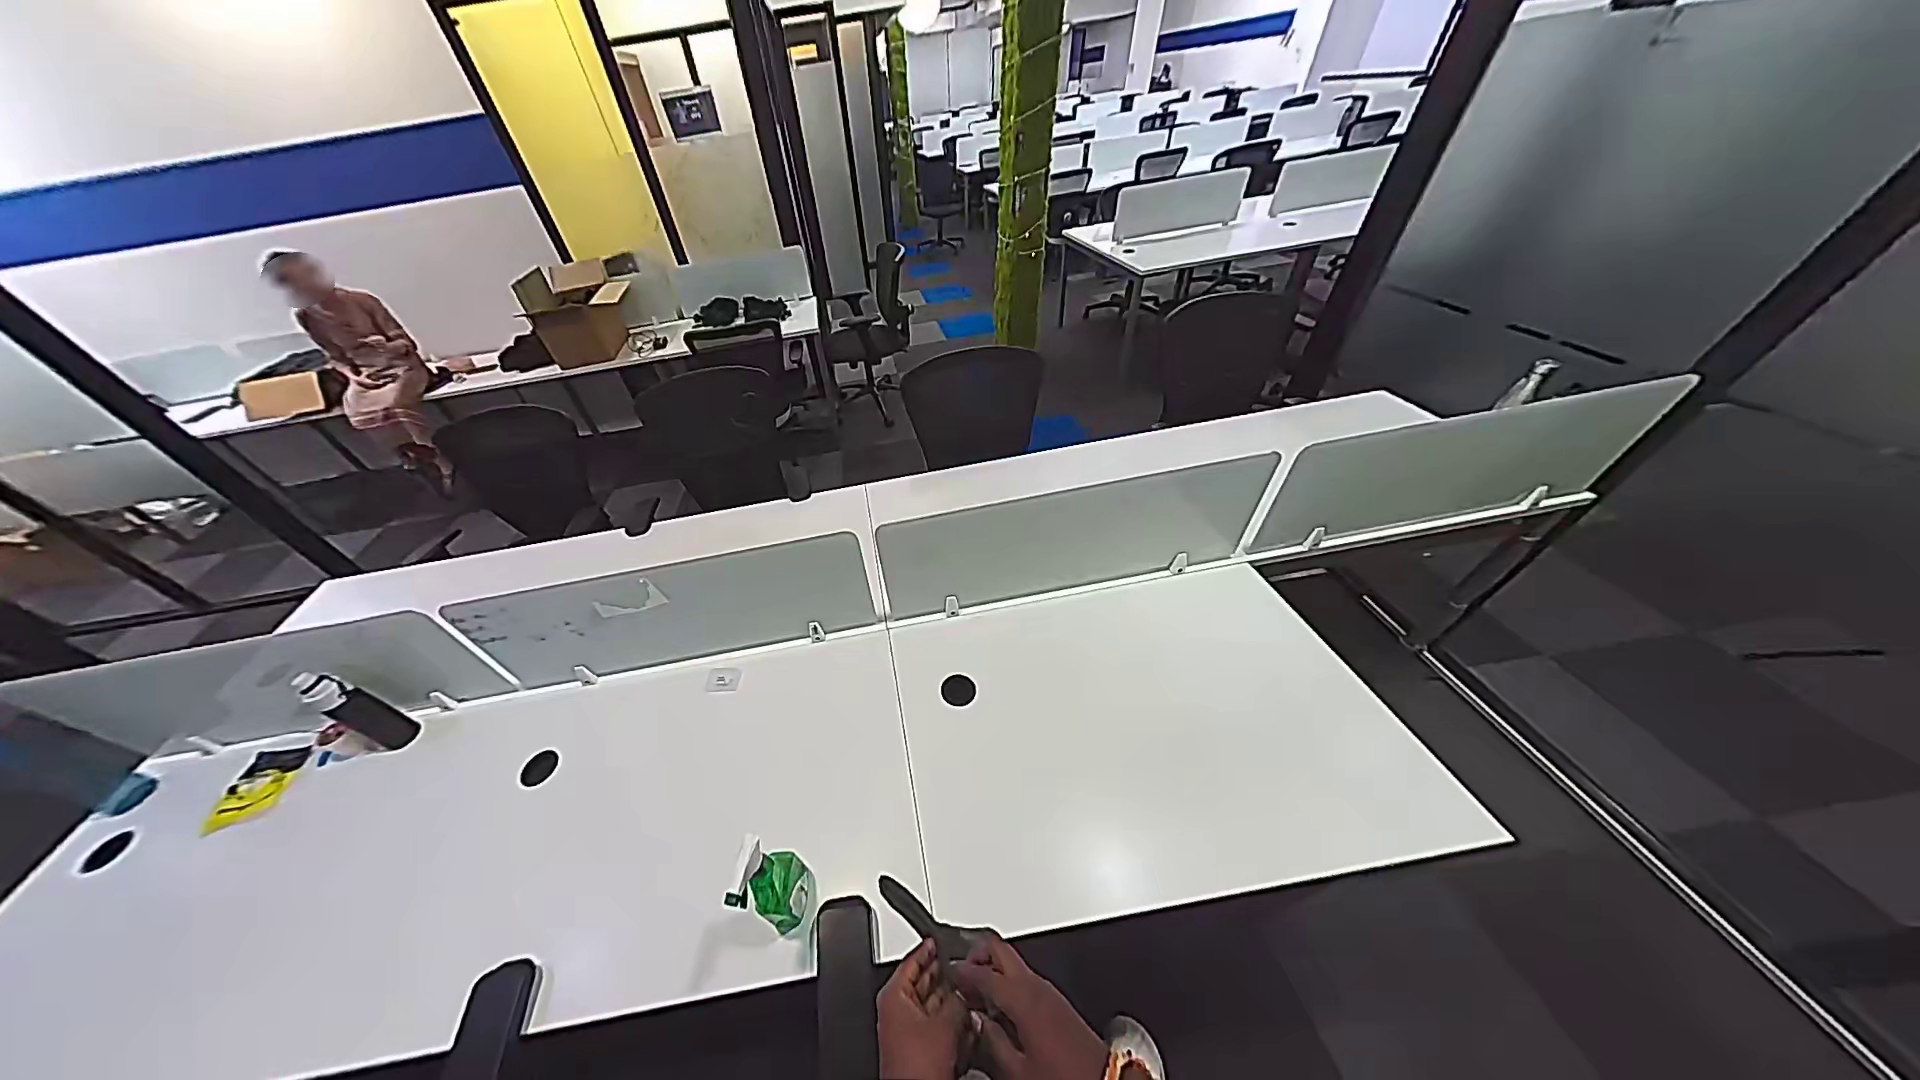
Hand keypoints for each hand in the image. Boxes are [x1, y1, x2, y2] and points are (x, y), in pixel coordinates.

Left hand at [879, 938, 969, 1079]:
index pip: (912, 960)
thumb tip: (965, 990)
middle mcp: (899, 1010)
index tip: (939, 940)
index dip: (928, 949)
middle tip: (961, 966)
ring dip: (950, 999)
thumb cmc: (914, 1069)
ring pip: (933, 1003)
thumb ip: (957, 1000)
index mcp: (894, 996)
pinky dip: (950, 1019)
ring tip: (968, 990)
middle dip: (944, 975)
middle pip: (924, 981)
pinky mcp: (919, 1047)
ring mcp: (908, 1030)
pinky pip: (937, 1023)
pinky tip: (965, 1018)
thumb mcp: (944, 1024)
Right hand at [953, 934, 1106, 1079]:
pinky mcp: (1052, 998)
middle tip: (962, 973)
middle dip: (975, 954)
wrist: (1101, 1079)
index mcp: (1022, 998)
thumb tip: (976, 1023)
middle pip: (999, 948)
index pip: (983, 972)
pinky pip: (1022, 976)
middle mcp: (1034, 984)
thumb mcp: (1017, 1070)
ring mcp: (1045, 989)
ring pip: (1011, 961)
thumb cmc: (1064, 1076)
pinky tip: (998, 1005)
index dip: (961, 971)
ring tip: (976, 993)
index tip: (948, 975)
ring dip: (991, 968)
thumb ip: (992, 1041)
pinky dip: (1005, 981)